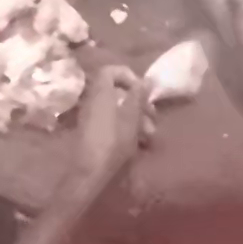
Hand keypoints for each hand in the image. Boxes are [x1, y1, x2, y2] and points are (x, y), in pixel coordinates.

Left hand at [66, 66, 145, 197]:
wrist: (90, 172)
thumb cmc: (113, 142)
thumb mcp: (131, 118)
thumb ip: (138, 97)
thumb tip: (146, 79)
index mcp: (101, 93)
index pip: (111, 71)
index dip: (128, 75)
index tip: (142, 90)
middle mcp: (93, 101)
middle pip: (117, 92)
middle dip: (138, 102)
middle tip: (152, 116)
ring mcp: (91, 117)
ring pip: (117, 109)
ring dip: (136, 118)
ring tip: (150, 135)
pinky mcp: (93, 132)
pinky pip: (112, 121)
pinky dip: (126, 127)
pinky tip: (139, 143)